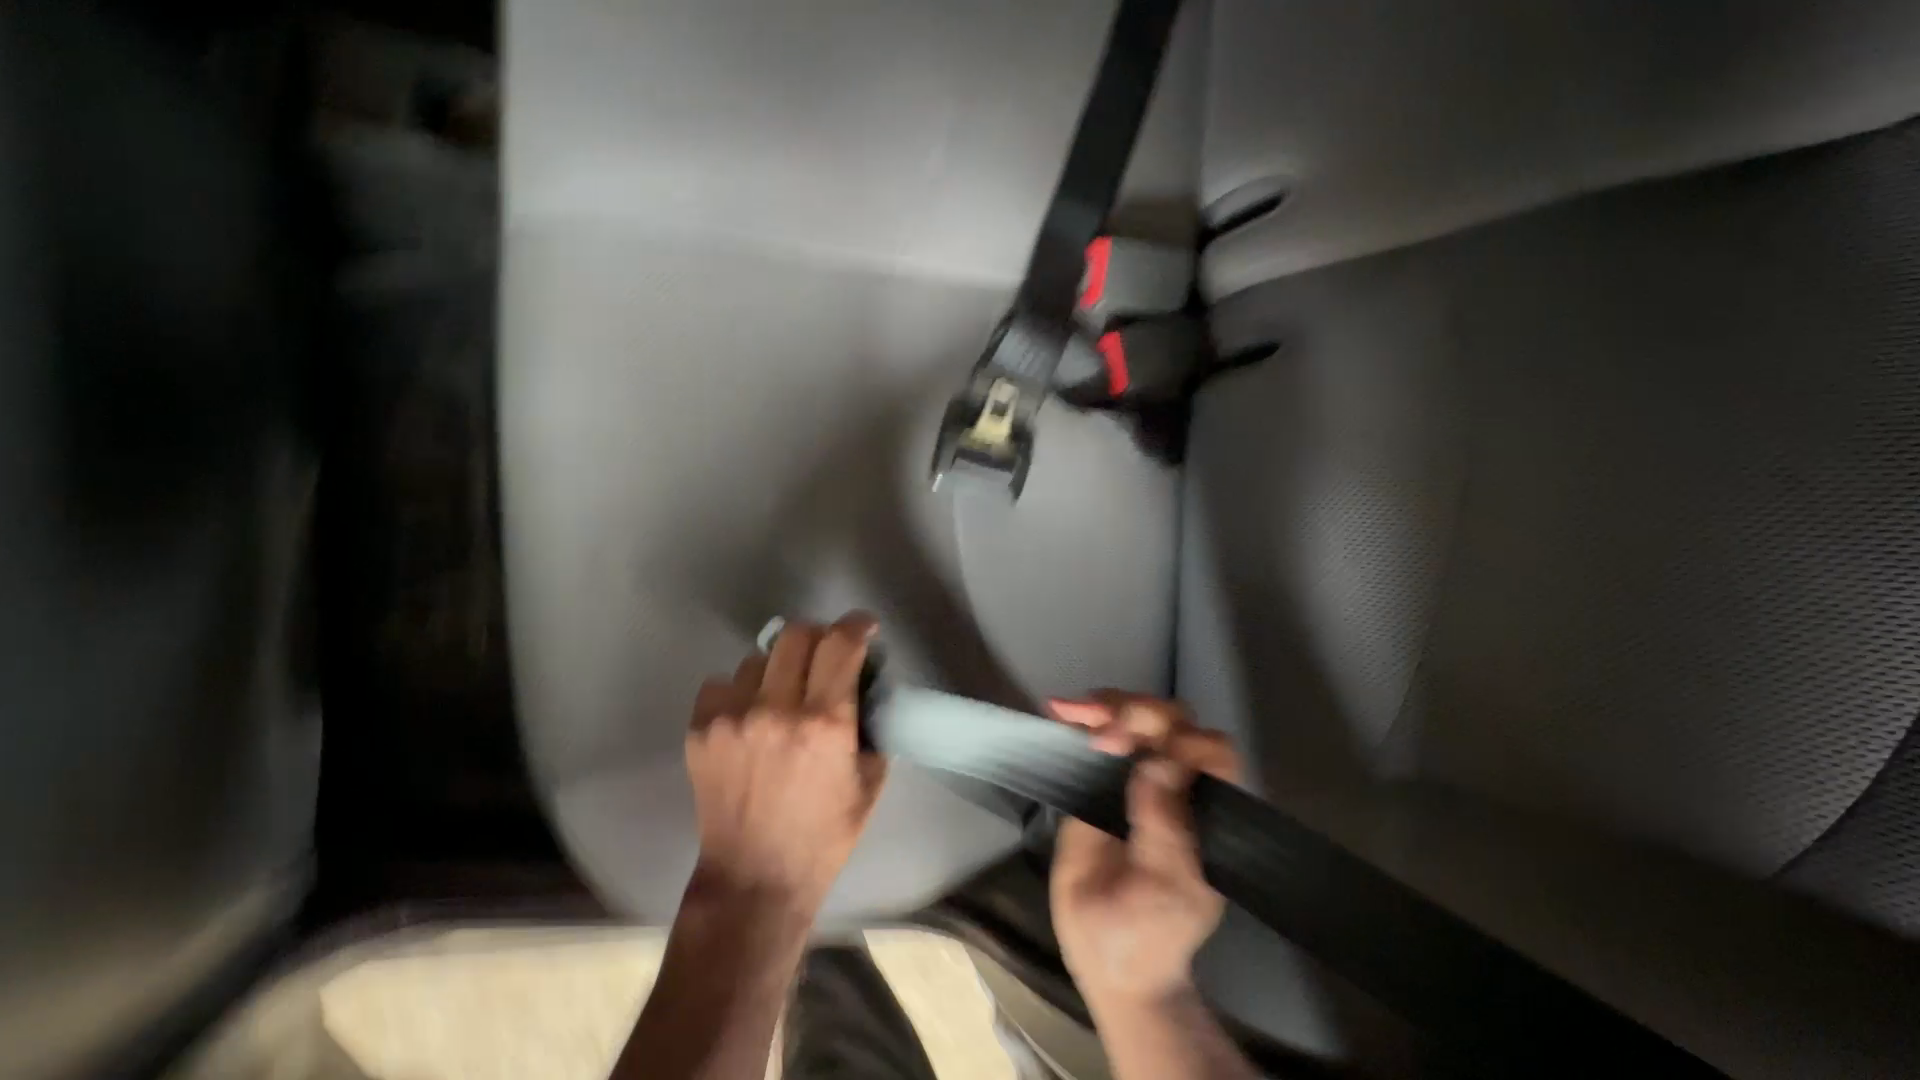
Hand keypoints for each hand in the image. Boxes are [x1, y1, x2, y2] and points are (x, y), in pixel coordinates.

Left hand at [683, 613, 887, 917]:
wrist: (755, 877)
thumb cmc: (824, 836)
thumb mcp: (870, 782)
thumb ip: (870, 727)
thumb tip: (863, 686)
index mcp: (825, 723)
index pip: (841, 644)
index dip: (856, 626)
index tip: (863, 628)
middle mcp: (777, 709)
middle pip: (796, 635)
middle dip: (818, 637)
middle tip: (824, 656)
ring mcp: (733, 718)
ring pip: (757, 659)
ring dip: (777, 669)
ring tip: (781, 697)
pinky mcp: (700, 731)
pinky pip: (720, 685)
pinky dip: (738, 693)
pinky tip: (748, 718)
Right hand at [1048, 693, 1240, 1010]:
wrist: (1108, 961)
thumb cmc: (1151, 931)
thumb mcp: (1165, 885)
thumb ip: (1163, 824)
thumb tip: (1156, 761)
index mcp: (1206, 809)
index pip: (1211, 752)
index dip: (1184, 740)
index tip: (1147, 754)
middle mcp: (1175, 784)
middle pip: (1170, 723)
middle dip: (1137, 712)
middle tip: (1100, 729)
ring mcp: (1134, 778)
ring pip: (1134, 720)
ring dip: (1107, 706)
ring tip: (1071, 710)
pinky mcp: (1096, 782)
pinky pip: (1094, 738)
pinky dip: (1080, 719)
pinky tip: (1059, 710)